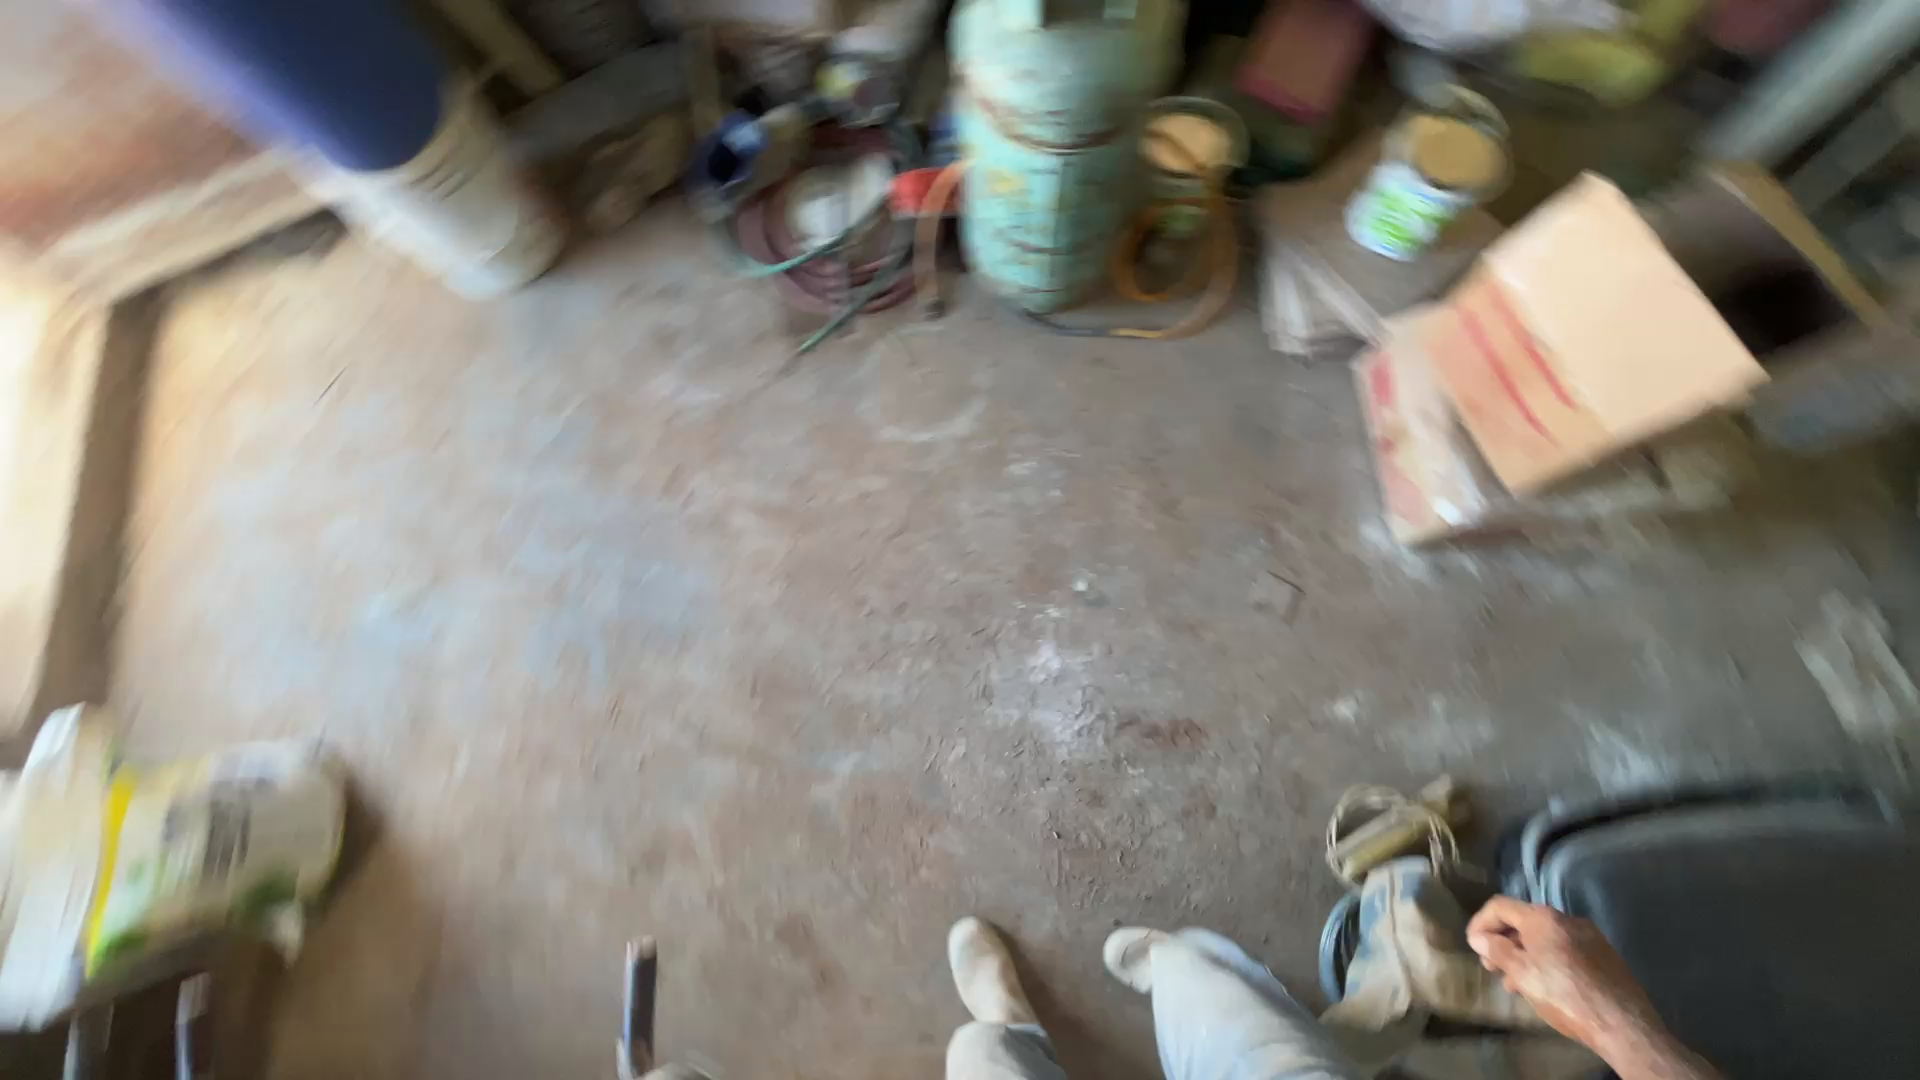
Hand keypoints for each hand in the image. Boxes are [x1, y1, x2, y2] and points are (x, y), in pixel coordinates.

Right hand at [1466, 896, 1660, 1050]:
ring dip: (1525, 955)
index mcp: (1543, 918)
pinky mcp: (1606, 958)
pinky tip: (1545, 985)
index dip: (1480, 922)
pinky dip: (1548, 961)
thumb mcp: (1522, 973)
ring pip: (1545, 939)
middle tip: (1492, 966)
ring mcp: (1591, 938)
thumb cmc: (1565, 996)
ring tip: (1516, 982)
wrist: (1627, 1029)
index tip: (1473, 945)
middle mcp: (1567, 919)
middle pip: (1523, 922)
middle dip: (1503, 942)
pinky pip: (1566, 951)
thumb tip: (1479, 937)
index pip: (1499, 906)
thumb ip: (1495, 950)